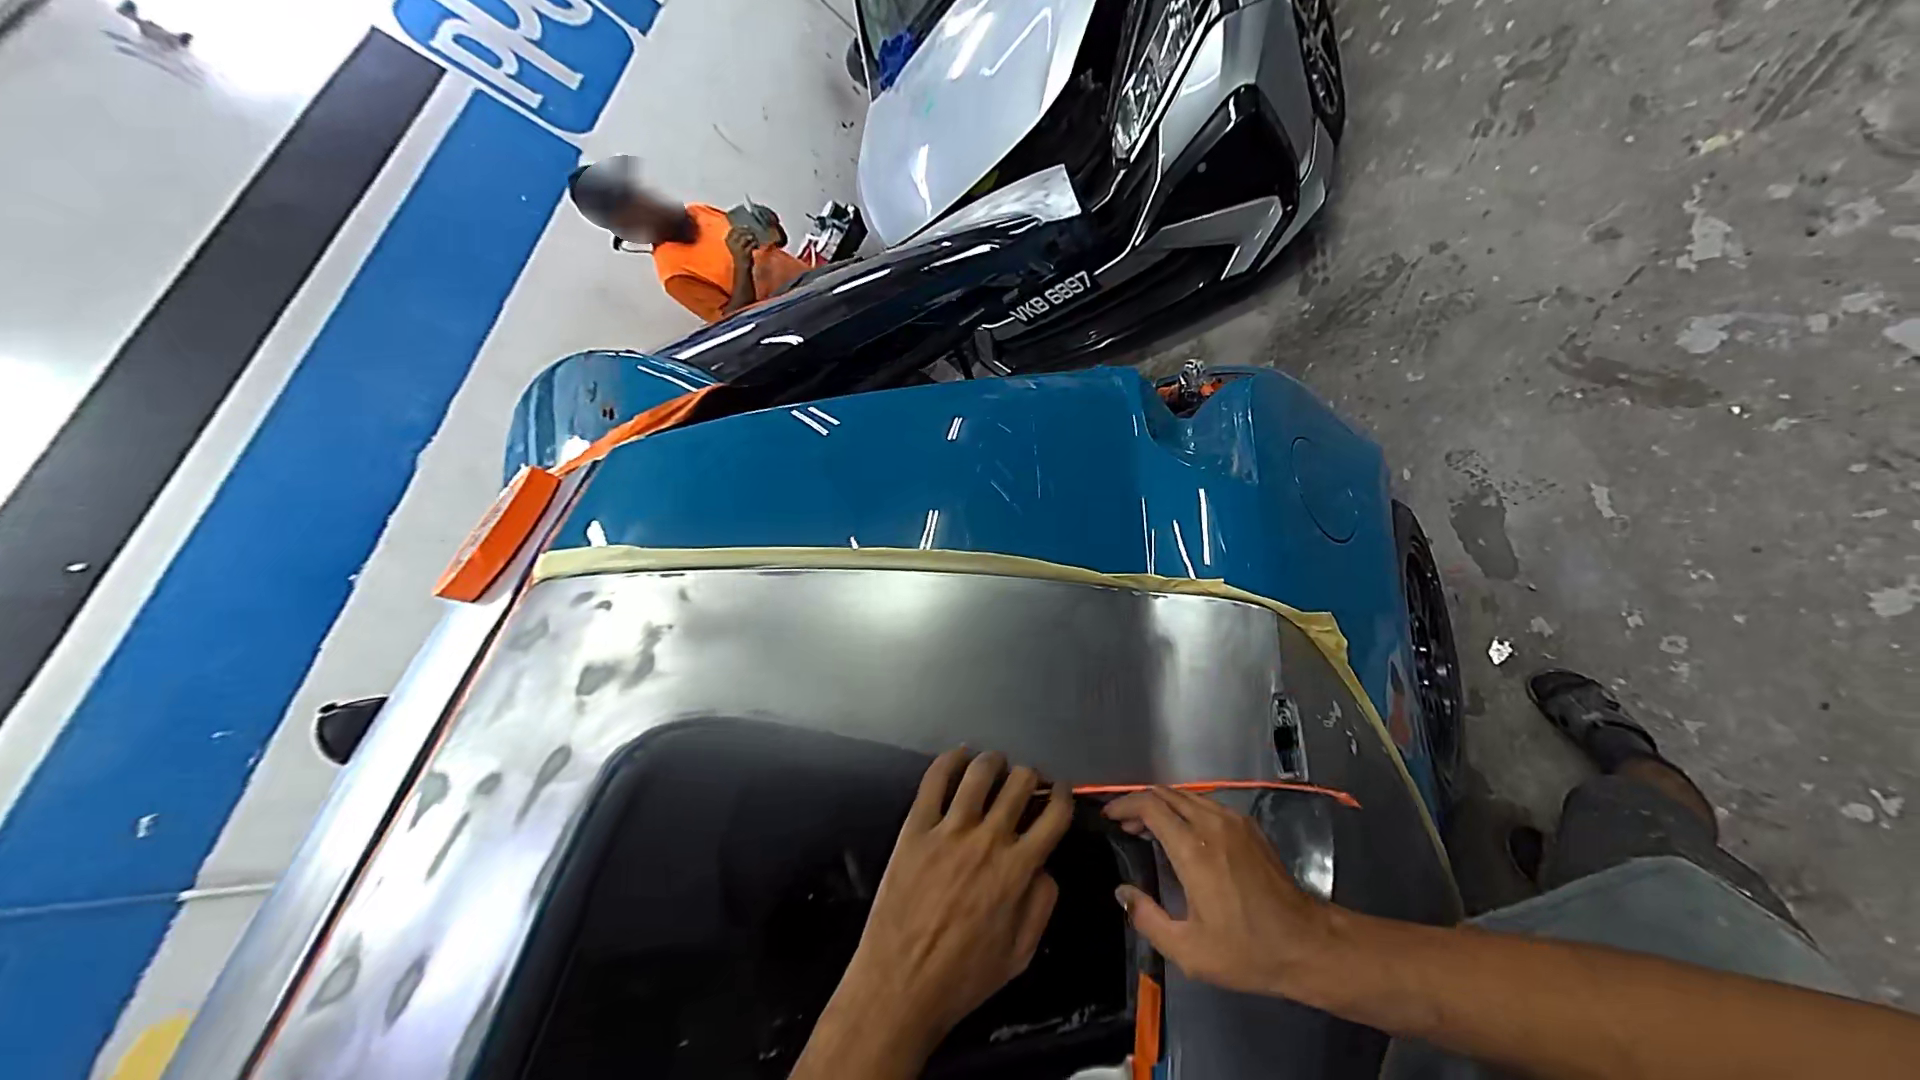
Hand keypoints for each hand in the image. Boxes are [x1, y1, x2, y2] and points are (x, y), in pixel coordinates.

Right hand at [725, 224, 758, 259]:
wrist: (742, 268)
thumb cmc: (740, 255)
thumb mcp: (737, 244)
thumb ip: (740, 236)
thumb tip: (747, 226)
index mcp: (728, 240)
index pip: (734, 229)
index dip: (742, 227)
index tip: (747, 228)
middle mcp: (731, 242)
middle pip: (741, 231)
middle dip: (749, 231)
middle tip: (753, 235)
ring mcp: (738, 247)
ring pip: (747, 236)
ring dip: (754, 238)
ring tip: (756, 241)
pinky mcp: (745, 252)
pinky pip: (752, 243)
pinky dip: (756, 244)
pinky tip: (757, 247)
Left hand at [793, 750, 1071, 1077]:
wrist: (901, 984)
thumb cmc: (964, 975)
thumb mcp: (1021, 952)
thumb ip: (1041, 903)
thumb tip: (1045, 864)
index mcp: (1018, 869)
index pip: (1054, 814)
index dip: (1063, 795)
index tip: (1059, 791)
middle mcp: (988, 840)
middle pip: (1020, 783)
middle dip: (1031, 775)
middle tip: (1026, 781)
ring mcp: (949, 830)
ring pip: (980, 773)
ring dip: (994, 761)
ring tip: (996, 763)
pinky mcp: (916, 827)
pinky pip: (934, 780)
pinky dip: (950, 759)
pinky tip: (959, 755)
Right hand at [1104, 786, 1340, 999]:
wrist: (1309, 946)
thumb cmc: (1247, 950)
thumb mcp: (1188, 950)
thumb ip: (1147, 918)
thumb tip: (1122, 893)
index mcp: (1193, 849)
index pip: (1149, 805)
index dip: (1123, 806)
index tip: (1108, 818)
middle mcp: (1211, 824)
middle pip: (1165, 794)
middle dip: (1139, 804)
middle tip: (1125, 827)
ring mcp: (1233, 821)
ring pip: (1185, 796)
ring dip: (1161, 805)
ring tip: (1148, 830)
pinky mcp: (1248, 827)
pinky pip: (1206, 804)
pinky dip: (1184, 809)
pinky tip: (1181, 834)